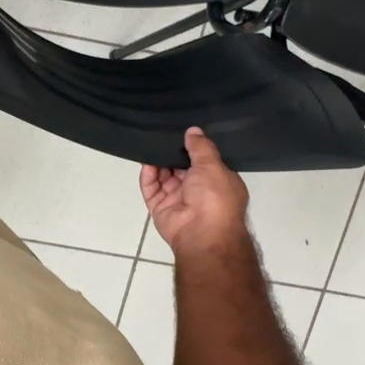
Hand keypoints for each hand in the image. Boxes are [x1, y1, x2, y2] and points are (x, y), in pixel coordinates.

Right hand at [140, 127, 250, 256]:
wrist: (202, 233)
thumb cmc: (215, 197)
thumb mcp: (213, 166)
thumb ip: (201, 147)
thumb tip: (193, 131)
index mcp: (218, 182)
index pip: (205, 161)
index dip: (195, 148)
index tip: (184, 132)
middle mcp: (198, 191)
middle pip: (181, 168)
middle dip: (173, 154)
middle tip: (163, 133)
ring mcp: (178, 200)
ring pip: (164, 176)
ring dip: (158, 163)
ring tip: (151, 144)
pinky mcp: (160, 207)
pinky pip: (151, 188)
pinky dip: (148, 176)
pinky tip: (146, 162)